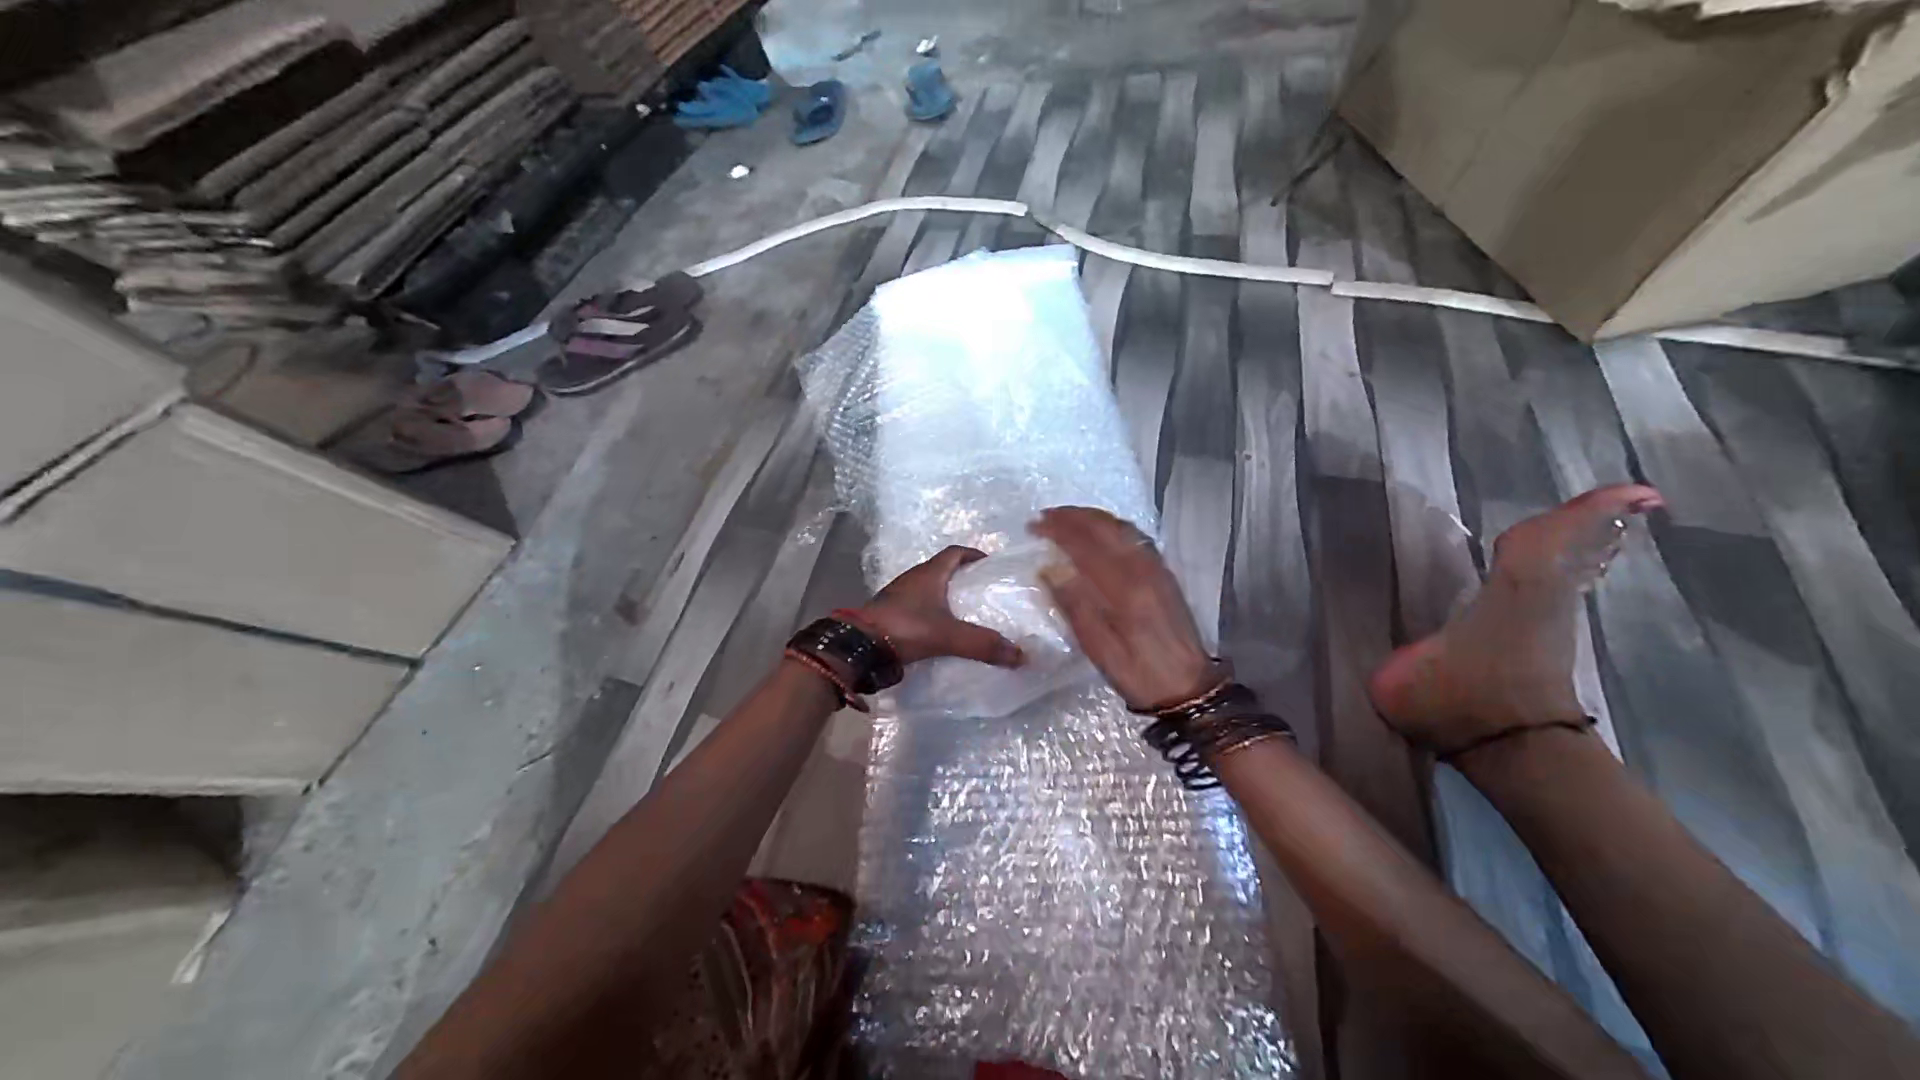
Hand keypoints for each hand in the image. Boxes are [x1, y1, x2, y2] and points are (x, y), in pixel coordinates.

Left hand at [844, 546, 1024, 666]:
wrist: (859, 645)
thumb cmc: (905, 628)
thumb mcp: (948, 636)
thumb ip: (982, 644)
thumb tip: (1020, 655)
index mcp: (929, 573)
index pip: (955, 552)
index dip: (974, 555)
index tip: (990, 565)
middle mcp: (913, 579)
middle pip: (942, 570)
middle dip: (963, 578)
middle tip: (983, 592)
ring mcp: (899, 596)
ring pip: (929, 589)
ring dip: (946, 596)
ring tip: (967, 612)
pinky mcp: (890, 613)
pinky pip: (918, 607)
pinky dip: (932, 613)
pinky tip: (941, 631)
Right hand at [1029, 507, 1217, 709]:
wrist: (1188, 686)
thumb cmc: (1138, 672)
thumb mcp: (1099, 648)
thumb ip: (1075, 605)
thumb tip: (1050, 568)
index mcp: (1123, 588)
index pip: (1084, 544)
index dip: (1057, 529)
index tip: (1033, 526)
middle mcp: (1142, 569)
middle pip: (1104, 527)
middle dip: (1072, 516)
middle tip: (1045, 516)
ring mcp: (1156, 568)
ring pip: (1122, 527)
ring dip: (1092, 517)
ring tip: (1067, 519)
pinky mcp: (1164, 573)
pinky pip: (1135, 536)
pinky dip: (1112, 526)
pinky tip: (1100, 532)